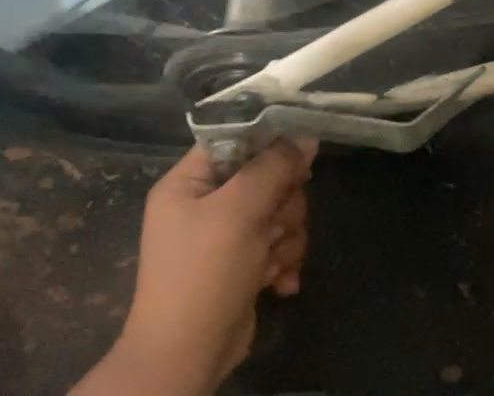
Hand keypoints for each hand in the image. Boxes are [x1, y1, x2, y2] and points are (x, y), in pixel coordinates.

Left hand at [73, 139, 316, 395]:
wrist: (187, 356)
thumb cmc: (203, 274)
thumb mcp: (238, 211)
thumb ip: (274, 166)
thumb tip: (307, 138)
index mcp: (189, 182)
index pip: (235, 139)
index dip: (270, 141)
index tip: (296, 156)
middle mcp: (207, 203)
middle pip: (269, 176)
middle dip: (282, 204)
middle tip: (272, 224)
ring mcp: (228, 235)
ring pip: (283, 210)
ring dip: (286, 237)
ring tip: (270, 262)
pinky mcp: (245, 262)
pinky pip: (281, 242)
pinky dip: (283, 261)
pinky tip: (277, 282)